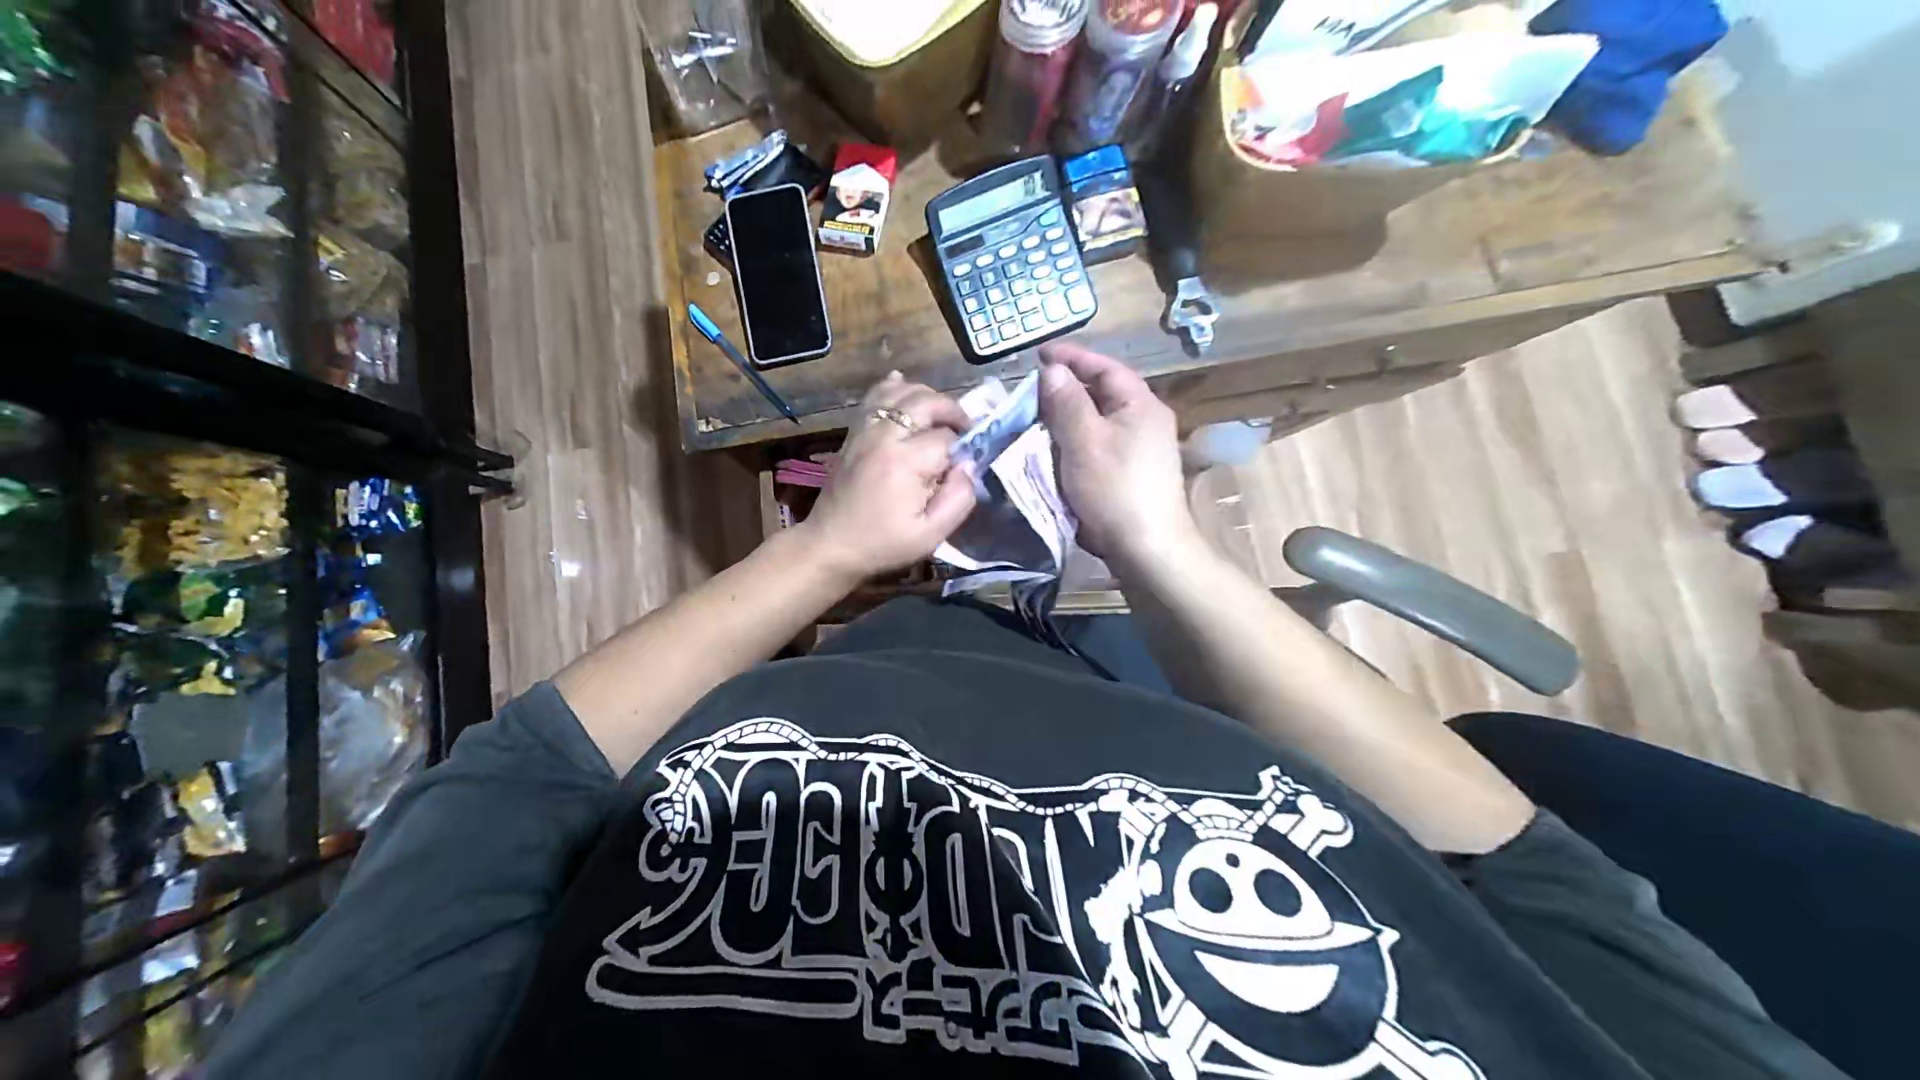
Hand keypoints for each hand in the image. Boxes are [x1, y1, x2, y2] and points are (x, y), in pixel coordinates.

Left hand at [797, 373, 976, 582]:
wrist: (831, 545)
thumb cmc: (883, 544)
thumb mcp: (931, 535)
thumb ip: (959, 499)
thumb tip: (969, 465)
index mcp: (904, 462)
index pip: (947, 437)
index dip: (964, 448)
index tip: (967, 466)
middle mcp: (884, 436)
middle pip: (926, 401)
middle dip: (952, 411)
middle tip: (965, 430)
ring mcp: (865, 430)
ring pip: (901, 391)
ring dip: (927, 396)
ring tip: (941, 417)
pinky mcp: (855, 432)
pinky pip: (874, 396)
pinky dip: (894, 388)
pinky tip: (906, 391)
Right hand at [1039, 343, 1196, 566]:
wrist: (1146, 548)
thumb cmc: (1114, 489)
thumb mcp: (1083, 440)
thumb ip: (1066, 402)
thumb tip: (1053, 371)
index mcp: (1140, 404)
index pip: (1105, 367)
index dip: (1072, 357)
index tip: (1039, 355)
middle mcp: (1146, 421)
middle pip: (1103, 394)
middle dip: (1067, 389)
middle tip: (1032, 390)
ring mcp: (1142, 450)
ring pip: (1100, 422)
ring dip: (1069, 417)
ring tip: (1037, 419)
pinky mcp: (1133, 475)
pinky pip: (1099, 445)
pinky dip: (1076, 442)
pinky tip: (1055, 452)